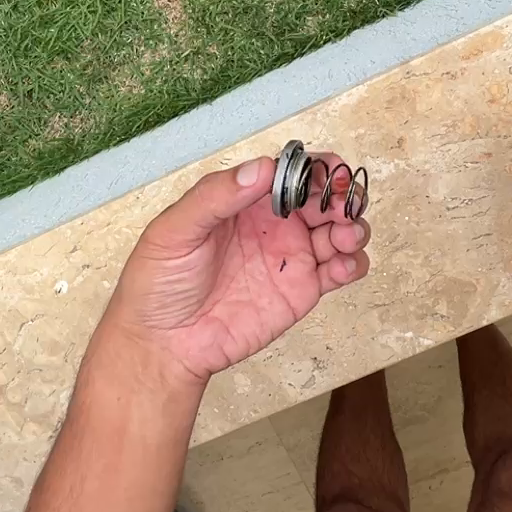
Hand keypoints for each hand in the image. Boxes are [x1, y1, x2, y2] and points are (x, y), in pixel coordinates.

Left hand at [98, 154, 371, 388]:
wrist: (162, 343)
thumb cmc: (158, 280)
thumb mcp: (175, 229)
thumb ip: (216, 196)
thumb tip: (262, 168)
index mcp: (246, 200)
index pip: (291, 172)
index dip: (316, 168)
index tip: (330, 172)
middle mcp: (275, 222)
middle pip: (324, 197)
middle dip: (343, 195)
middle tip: (344, 205)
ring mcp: (291, 255)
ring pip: (340, 230)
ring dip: (354, 226)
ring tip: (345, 236)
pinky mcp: (302, 290)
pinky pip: (339, 270)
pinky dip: (353, 263)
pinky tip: (342, 266)